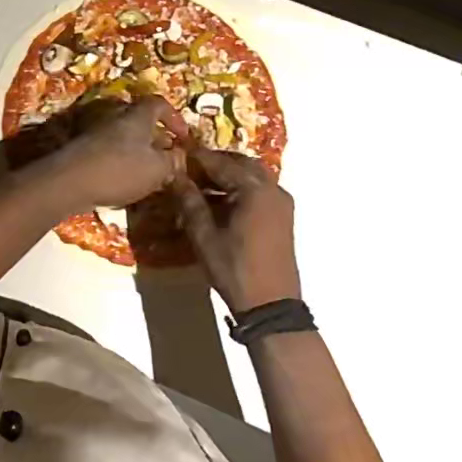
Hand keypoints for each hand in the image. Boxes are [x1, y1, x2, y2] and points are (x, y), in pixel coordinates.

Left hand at [43, 97, 183, 213]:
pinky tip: (126, 180)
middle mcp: (117, 116)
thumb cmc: (120, 170)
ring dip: (140, 150)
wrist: (69, 181)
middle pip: (141, 119)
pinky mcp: (84, 147)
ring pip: (126, 135)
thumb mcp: (157, 169)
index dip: (175, 118)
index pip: (159, 104)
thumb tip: (180, 155)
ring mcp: (98, 130)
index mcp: (138, 115)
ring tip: (150, 171)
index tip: (183, 137)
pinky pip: (111, 148)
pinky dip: (123, 159)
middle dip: (157, 136)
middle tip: (167, 156)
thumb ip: (173, 161)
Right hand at [176, 150, 301, 313]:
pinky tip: (223, 201)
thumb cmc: (236, 270)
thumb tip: (177, 177)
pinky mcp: (284, 215)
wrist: (272, 306)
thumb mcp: (205, 237)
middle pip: (241, 163)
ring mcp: (281, 202)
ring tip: (204, 184)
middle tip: (192, 169)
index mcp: (254, 189)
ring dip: (230, 175)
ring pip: (253, 175)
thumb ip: (191, 203)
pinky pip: (261, 189)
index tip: (179, 154)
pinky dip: (243, 187)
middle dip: (217, 163)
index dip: (199, 158)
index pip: (222, 164)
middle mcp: (272, 188)